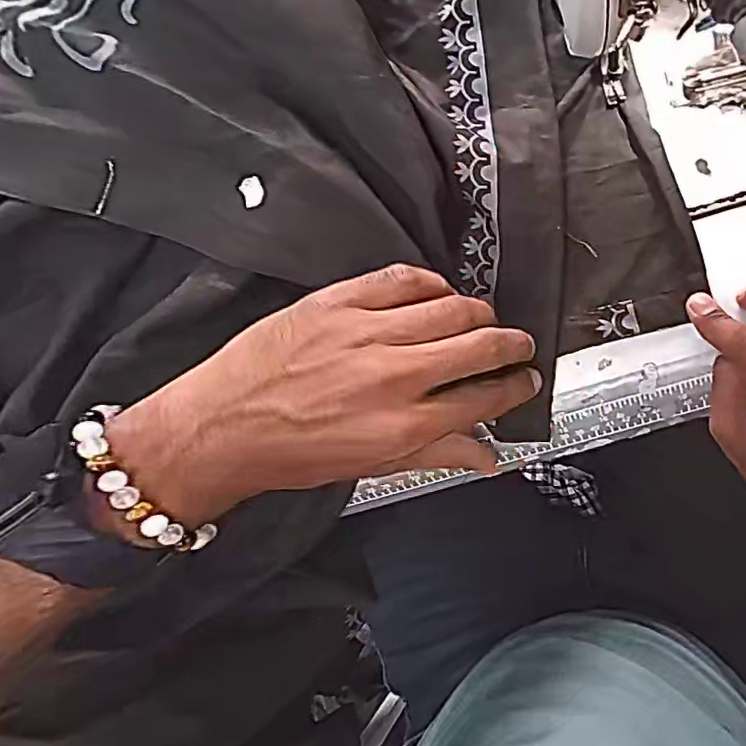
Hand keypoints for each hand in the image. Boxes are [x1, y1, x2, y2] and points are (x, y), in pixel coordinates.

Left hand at [106, 264, 539, 523]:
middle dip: (512, 345)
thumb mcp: (373, 466)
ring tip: (482, 320)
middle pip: (480, 346)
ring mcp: (367, 332)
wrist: (221, 426)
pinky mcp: (339, 301)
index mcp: (404, 423)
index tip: (525, 380)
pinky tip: (438, 293)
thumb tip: (485, 456)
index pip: (485, 397)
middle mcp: (393, 375)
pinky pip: (404, 279)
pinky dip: (432, 284)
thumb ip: (438, 454)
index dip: (516, 387)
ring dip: (480, 314)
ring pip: (452, 307)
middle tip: (517, 345)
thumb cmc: (291, 452)